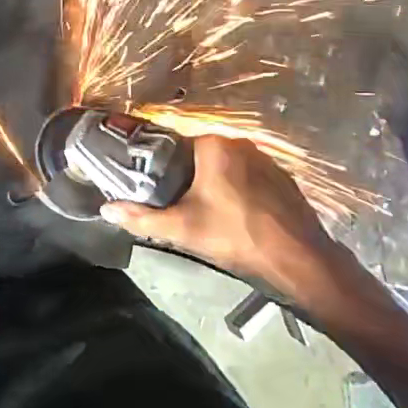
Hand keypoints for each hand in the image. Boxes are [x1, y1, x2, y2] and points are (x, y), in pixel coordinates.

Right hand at [99, 135, 359, 305]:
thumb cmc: (236, 236)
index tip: (147, 184)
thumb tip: (105, 209)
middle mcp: (240, 144)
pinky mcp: (284, 179)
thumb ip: (140, 217)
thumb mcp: (182, 229)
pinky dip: (235, 191)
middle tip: (171, 201)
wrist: (302, 263)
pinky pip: (247, 179)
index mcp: (214, 145)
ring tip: (199, 209)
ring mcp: (266, 160)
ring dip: (210, 184)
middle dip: (183, 176)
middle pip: (198, 156)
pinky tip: (231, 215)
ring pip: (224, 168)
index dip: (157, 165)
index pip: (172, 145)